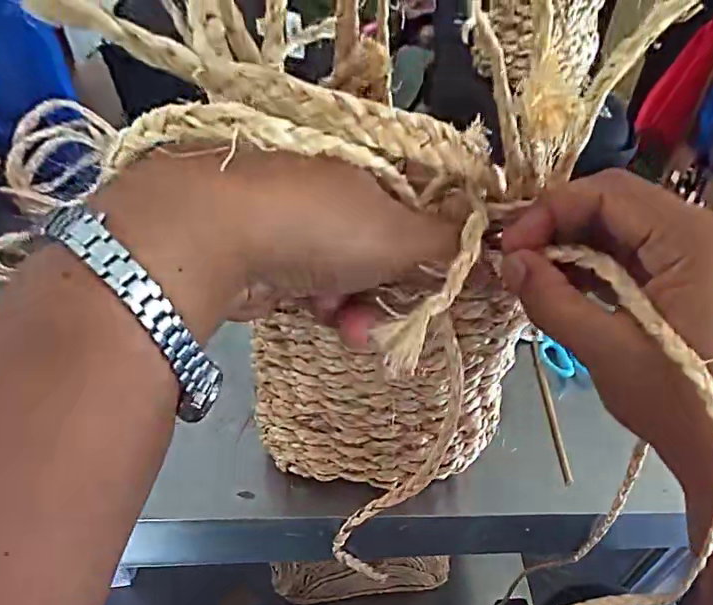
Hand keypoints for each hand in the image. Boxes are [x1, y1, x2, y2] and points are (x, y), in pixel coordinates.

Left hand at [89, 149, 459, 338]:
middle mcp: (338, 190)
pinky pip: (319, 290)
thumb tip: (496, 251)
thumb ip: (449, 246)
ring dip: (363, 310)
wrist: (215, 236)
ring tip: (354, 327)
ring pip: (356, 278)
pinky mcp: (274, 257)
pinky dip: (327, 310)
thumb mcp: (400, 234)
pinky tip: (326, 319)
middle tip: (402, 317)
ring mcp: (302, 223)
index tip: (449, 283)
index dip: (440, 250)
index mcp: (374, 170)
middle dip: (398, 293)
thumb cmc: (321, 225)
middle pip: (390, 252)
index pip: (425, 210)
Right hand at [496, 170, 712, 501]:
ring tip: (532, 275)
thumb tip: (510, 262)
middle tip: (516, 260)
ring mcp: (699, 252)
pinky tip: (563, 285)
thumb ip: (554, 301)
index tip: (511, 246)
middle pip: (617, 205)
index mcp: (695, 239)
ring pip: (621, 229)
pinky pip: (632, 255)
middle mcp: (705, 230)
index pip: (612, 193)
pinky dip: (595, 268)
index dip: (552, 210)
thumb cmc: (669, 401)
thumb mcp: (604, 351)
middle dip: (560, 228)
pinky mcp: (688, 275)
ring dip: (574, 248)